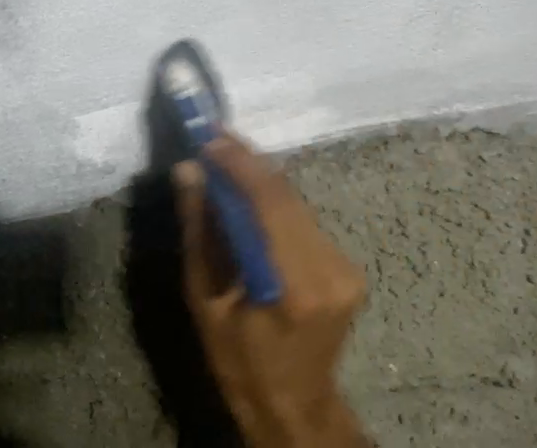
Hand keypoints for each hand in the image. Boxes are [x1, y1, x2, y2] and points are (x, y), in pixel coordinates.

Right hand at [174, 136, 370, 447]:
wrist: (294, 402)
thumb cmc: (238, 358)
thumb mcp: (204, 297)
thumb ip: (200, 230)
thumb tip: (189, 171)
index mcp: (294, 287)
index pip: (269, 204)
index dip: (239, 164)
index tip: (207, 137)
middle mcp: (329, 271)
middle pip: (286, 195)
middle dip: (247, 161)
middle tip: (211, 135)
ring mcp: (345, 269)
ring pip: (296, 202)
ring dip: (259, 176)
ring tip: (223, 154)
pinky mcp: (347, 267)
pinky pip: (303, 218)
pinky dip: (273, 198)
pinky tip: (248, 188)